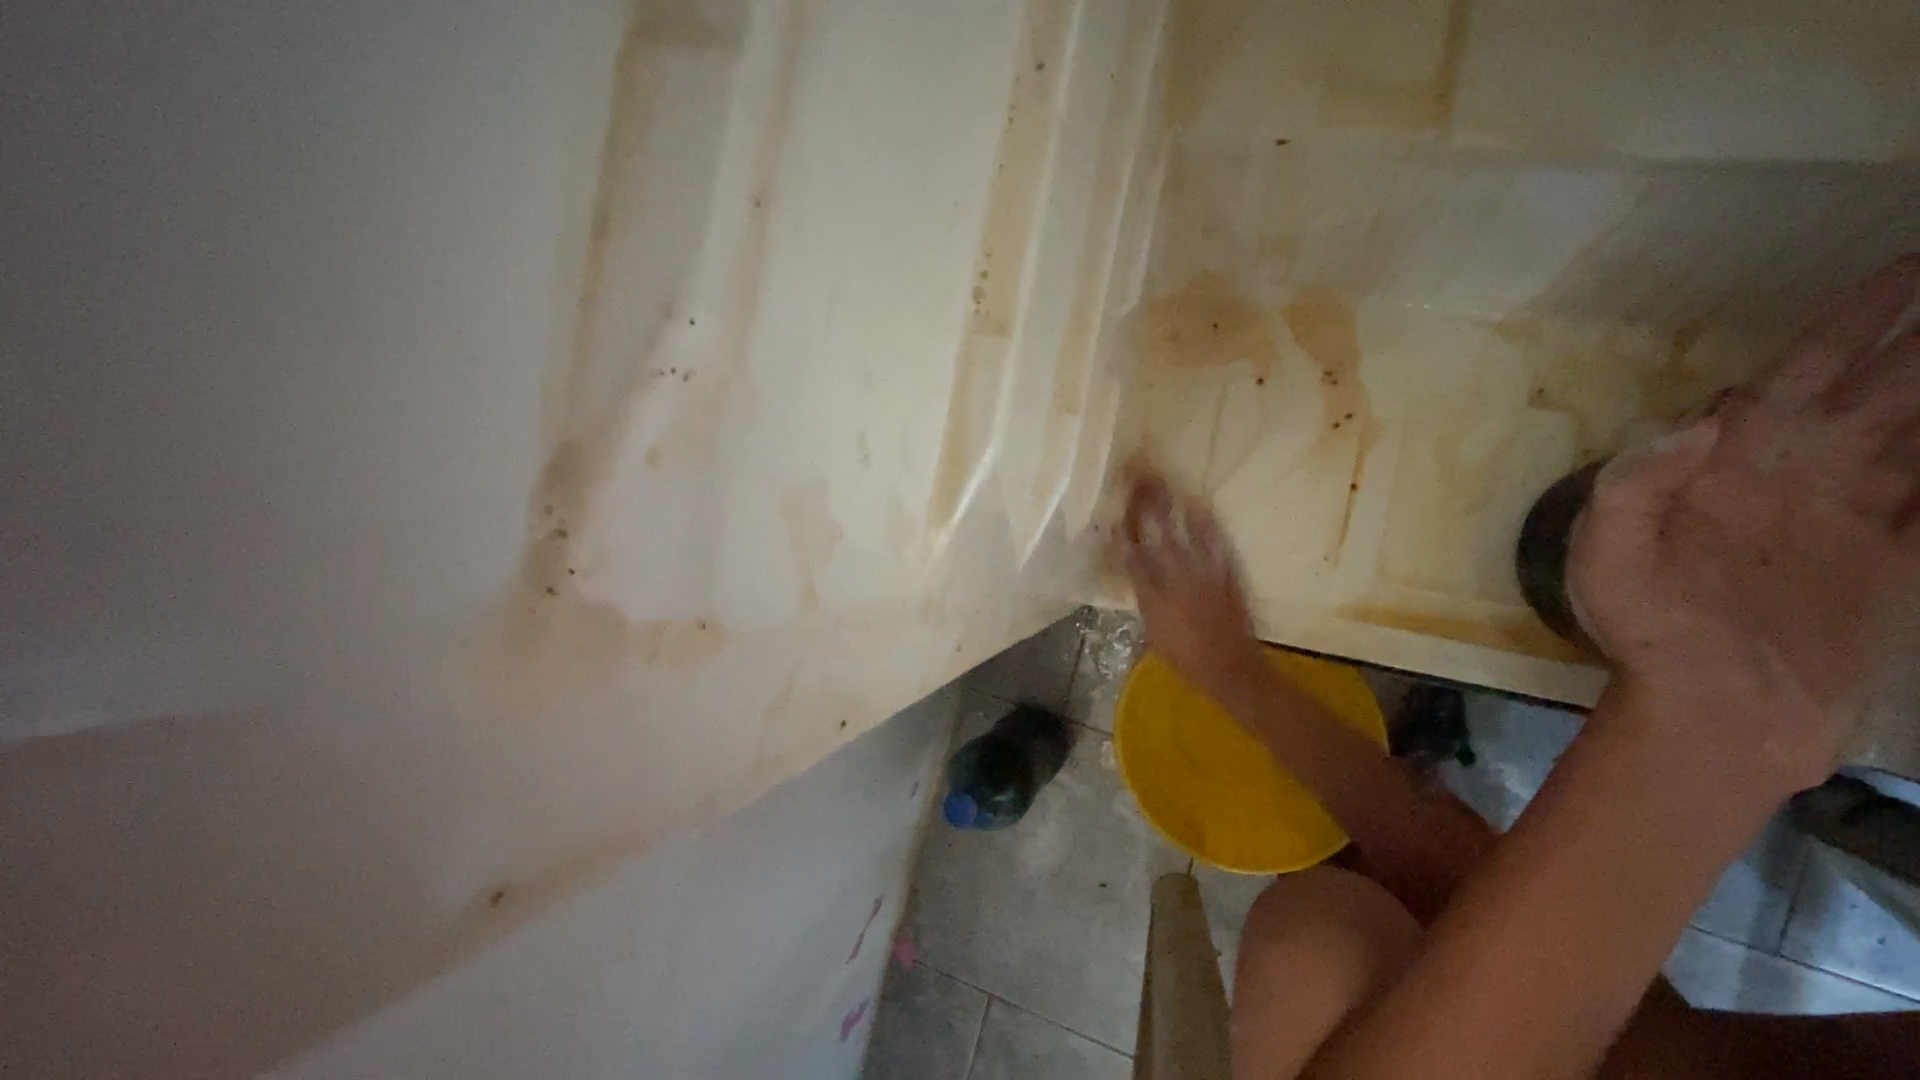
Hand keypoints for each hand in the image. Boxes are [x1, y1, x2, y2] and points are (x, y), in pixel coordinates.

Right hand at [1118, 465, 1263, 694]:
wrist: (1231, 669)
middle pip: (1155, 535)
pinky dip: (1206, 522)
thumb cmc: (1187, 660)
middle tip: (1135, 479)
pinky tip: (1200, 505)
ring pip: (1184, 532)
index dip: (1118, 533)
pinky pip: (1215, 541)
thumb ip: (1145, 603)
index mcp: (1151, 596)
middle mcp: (1175, 578)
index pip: (1129, 557)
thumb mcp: (1153, 635)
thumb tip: (1138, 580)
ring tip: (1163, 482)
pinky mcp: (1227, 573)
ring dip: (1172, 506)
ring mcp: (1203, 573)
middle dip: (1143, 505)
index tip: (1109, 512)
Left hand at [1569, 256, 1919, 788]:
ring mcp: (1851, 516)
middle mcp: (1798, 476)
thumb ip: (1635, 488)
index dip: (1852, 321)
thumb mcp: (1609, 560)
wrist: (1710, 713)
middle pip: (1882, 386)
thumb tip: (1707, 419)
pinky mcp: (1895, 563)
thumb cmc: (1649, 635)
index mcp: (1730, 467)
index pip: (1798, 374)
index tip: (1911, 267)